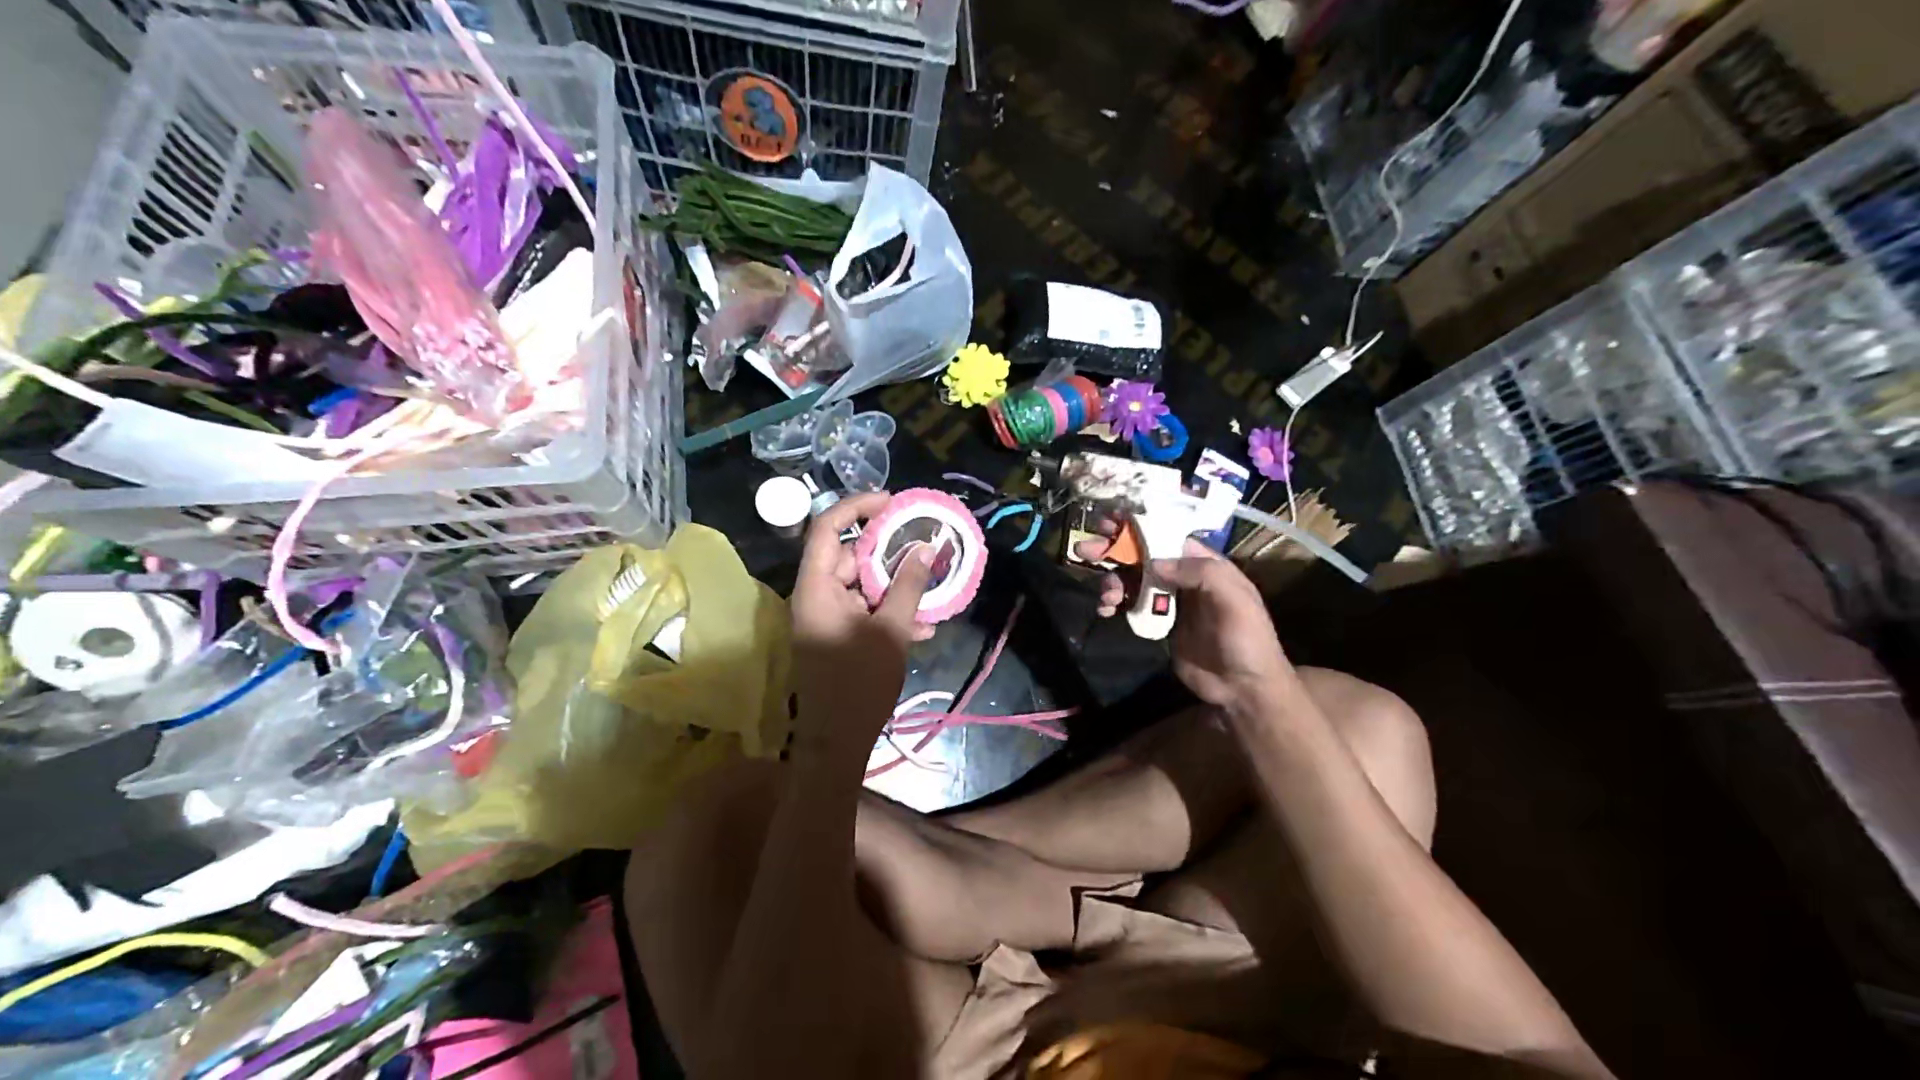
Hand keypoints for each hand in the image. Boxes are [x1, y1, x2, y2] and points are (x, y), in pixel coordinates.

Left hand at [789, 492, 934, 757]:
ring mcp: (824, 616)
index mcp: (816, 588)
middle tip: (922, 545)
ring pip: (861, 584)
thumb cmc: (860, 683)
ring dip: (894, 585)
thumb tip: (927, 547)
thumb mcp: (892, 631)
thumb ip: (908, 586)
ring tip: (930, 588)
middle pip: (849, 556)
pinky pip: (863, 609)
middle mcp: (815, 595)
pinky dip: (888, 611)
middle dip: (888, 551)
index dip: (857, 508)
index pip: (827, 529)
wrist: (837, 742)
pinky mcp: (836, 634)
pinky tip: (922, 626)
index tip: (892, 503)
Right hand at [1081, 528, 1293, 714]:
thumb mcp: (1234, 599)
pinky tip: (1105, 610)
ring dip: (1112, 581)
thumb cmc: (1246, 640)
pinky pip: (1129, 605)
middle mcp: (1183, 577)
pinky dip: (1113, 603)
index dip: (1137, 527)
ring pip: (1131, 579)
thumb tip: (1154, 562)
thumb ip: (1199, 573)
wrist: (1243, 688)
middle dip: (1113, 549)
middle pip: (1142, 555)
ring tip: (1106, 596)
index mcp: (1203, 564)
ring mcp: (1168, 600)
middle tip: (1084, 550)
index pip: (1165, 536)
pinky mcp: (1157, 623)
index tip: (1108, 521)